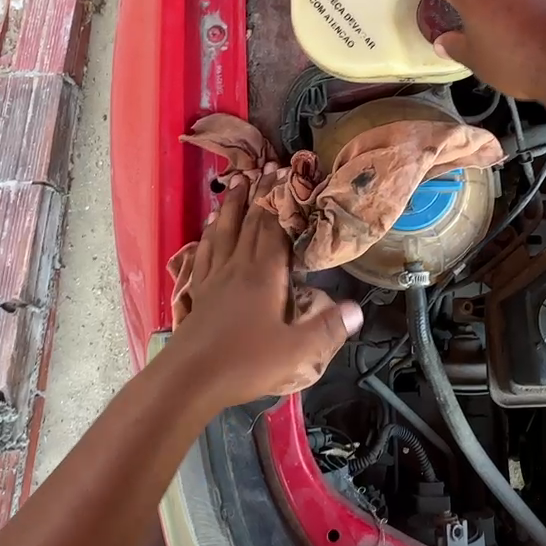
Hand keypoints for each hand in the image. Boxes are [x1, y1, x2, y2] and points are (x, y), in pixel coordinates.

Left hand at [164, 183, 361, 406]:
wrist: (188, 379)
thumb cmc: (245, 362)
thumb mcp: (296, 351)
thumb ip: (327, 328)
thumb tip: (357, 309)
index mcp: (264, 274)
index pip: (274, 227)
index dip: (281, 200)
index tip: (285, 174)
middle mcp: (238, 266)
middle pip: (250, 222)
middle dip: (260, 193)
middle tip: (266, 167)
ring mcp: (214, 277)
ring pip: (224, 231)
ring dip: (233, 205)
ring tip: (237, 182)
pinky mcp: (197, 292)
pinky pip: (204, 252)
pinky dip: (209, 234)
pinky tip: (208, 227)